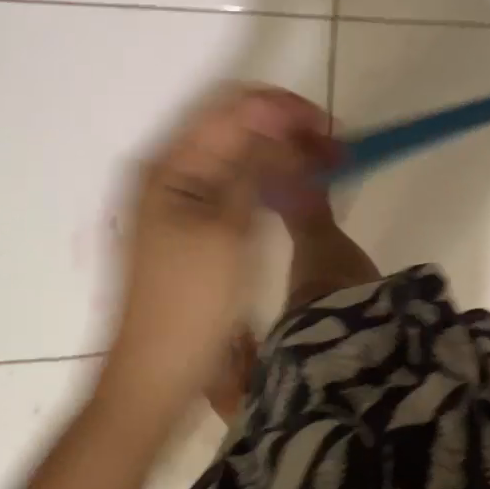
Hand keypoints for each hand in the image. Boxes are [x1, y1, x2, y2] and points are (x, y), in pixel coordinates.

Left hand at [101, 85, 335, 412]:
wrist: (153, 380)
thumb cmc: (191, 306)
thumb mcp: (230, 229)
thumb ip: (254, 164)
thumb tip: (279, 114)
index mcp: (169, 164)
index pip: (233, 108)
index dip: (284, 110)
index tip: (330, 129)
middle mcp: (169, 168)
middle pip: (236, 124)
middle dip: (288, 129)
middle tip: (336, 149)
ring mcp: (177, 194)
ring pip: (240, 151)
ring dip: (283, 152)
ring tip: (328, 167)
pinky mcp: (190, 218)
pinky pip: (235, 178)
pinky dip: (268, 178)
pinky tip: (298, 191)